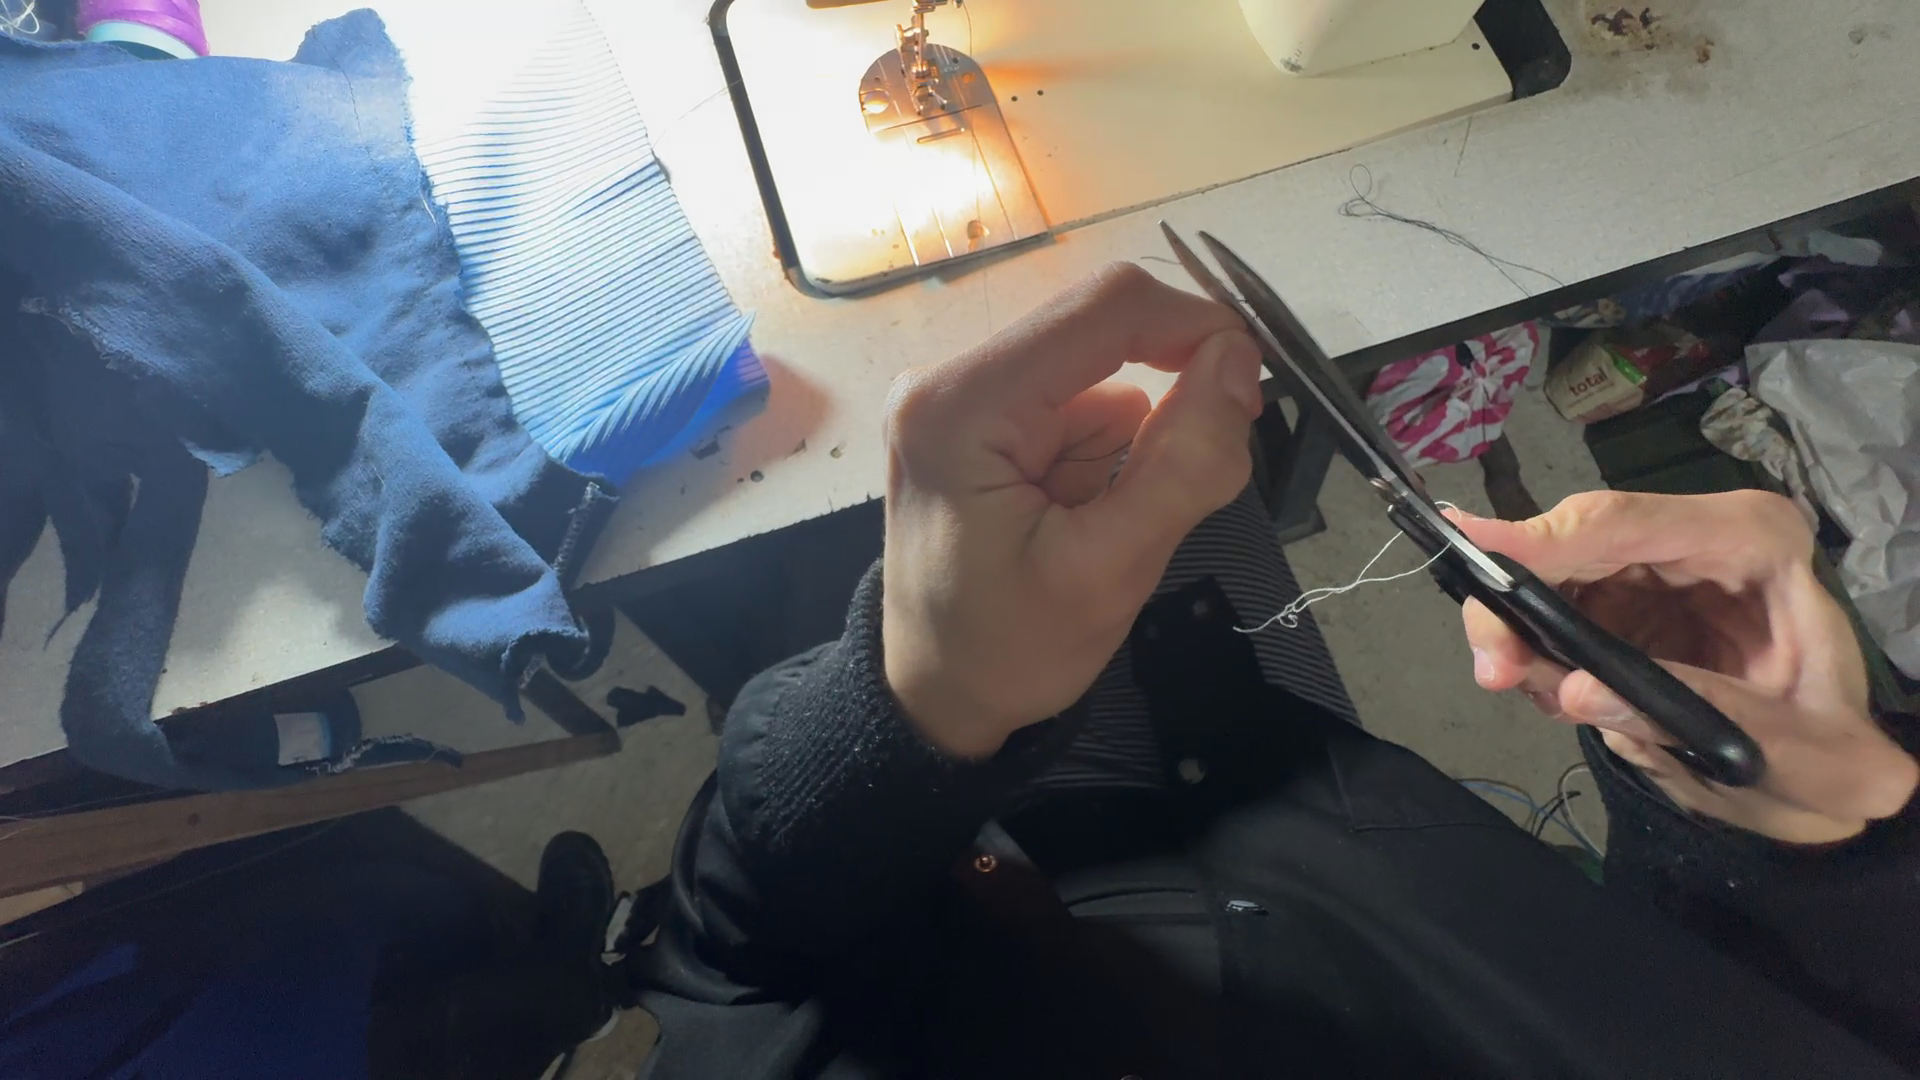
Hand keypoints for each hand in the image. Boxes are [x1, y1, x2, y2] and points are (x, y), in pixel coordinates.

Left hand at [881, 264, 1263, 757]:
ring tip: (1106, 527)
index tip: (1249, 384)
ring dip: (1131, 440)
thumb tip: (1237, 360)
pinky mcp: (980, 423)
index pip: (1102, 310)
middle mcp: (949, 380)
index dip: (1194, 325)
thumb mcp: (1108, 573)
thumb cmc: (1007, 650)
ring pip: (1094, 375)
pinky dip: (1104, 453)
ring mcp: (961, 399)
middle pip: (1096, 334)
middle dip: (1166, 392)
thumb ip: (1183, 464)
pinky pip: (1073, 407)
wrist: (937, 692)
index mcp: (962, 405)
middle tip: (1197, 473)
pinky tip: (1081, 515)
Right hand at [1455, 490, 1917, 844]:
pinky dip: (1523, 653)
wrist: (1801, 776)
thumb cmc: (1823, 758)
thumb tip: (1573, 688)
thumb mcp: (1801, 753)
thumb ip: (1692, 713)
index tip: (1471, 547)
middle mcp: (1675, 540)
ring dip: (1509, 637)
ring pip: (1529, 580)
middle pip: (1555, 549)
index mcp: (1746, 543)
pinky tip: (1551, 689)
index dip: (1541, 537)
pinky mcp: (1591, 599)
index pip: (1622, 522)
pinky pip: (1528, 612)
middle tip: (1493, 670)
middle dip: (1508, 607)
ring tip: (1529, 690)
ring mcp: (1625, 569)